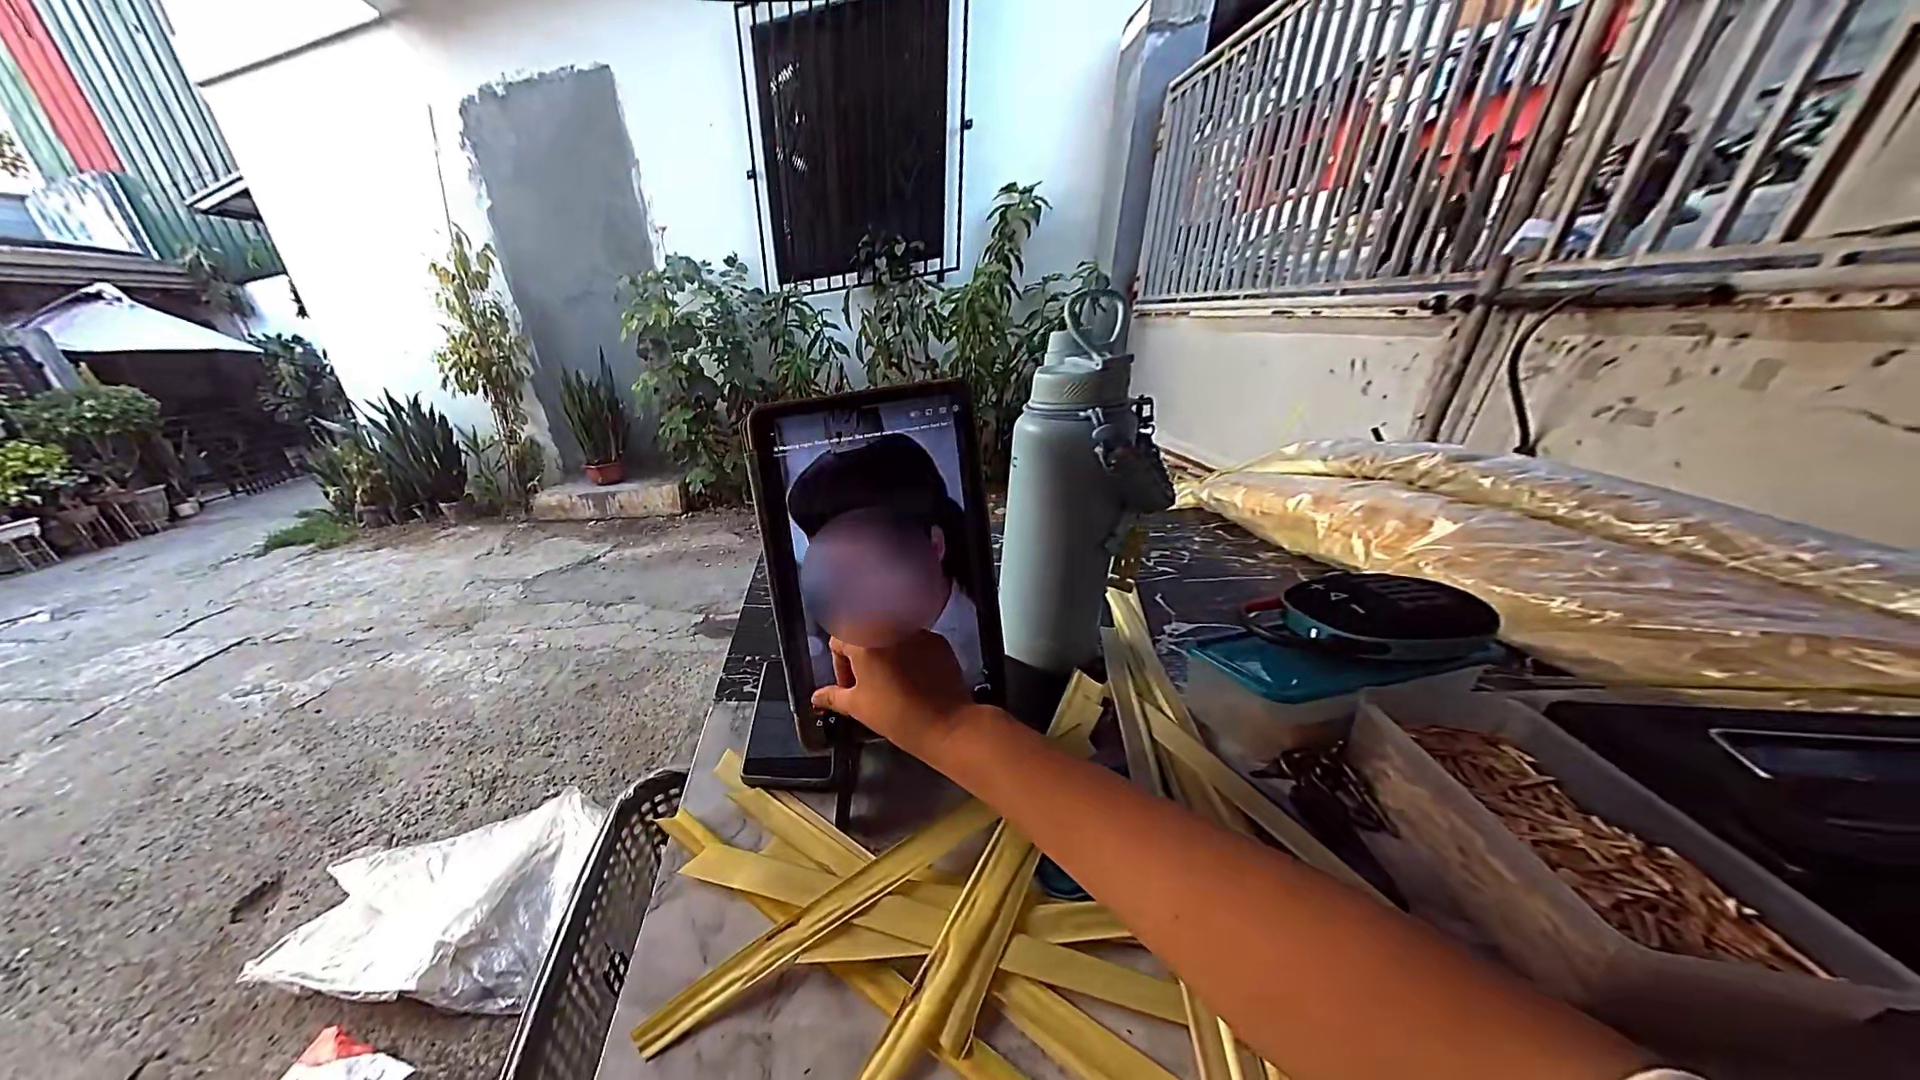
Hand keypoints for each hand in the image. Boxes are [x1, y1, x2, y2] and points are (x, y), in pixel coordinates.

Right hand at [810, 631, 982, 760]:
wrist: (945, 724)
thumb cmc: (895, 714)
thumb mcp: (857, 706)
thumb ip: (833, 696)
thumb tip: (816, 696)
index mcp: (864, 639)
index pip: (838, 642)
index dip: (839, 667)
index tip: (850, 688)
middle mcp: (889, 627)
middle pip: (865, 635)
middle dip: (862, 657)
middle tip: (869, 683)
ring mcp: (917, 631)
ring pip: (892, 637)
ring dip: (886, 654)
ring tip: (892, 681)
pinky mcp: (938, 640)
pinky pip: (915, 642)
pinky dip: (910, 655)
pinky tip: (915, 679)